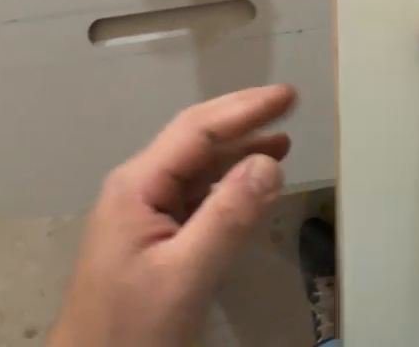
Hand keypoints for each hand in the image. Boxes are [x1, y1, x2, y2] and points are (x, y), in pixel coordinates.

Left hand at [50, 85, 295, 346]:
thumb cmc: (131, 330)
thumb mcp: (184, 277)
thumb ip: (227, 218)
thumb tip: (269, 162)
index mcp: (138, 184)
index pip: (197, 130)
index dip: (244, 110)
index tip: (287, 96)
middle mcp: (138, 187)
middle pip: (195, 140)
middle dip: (241, 119)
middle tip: (287, 103)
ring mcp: (143, 212)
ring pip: (197, 167)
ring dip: (237, 151)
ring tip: (281, 141)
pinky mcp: (152, 238)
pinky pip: (195, 196)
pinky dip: (228, 184)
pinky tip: (250, 185)